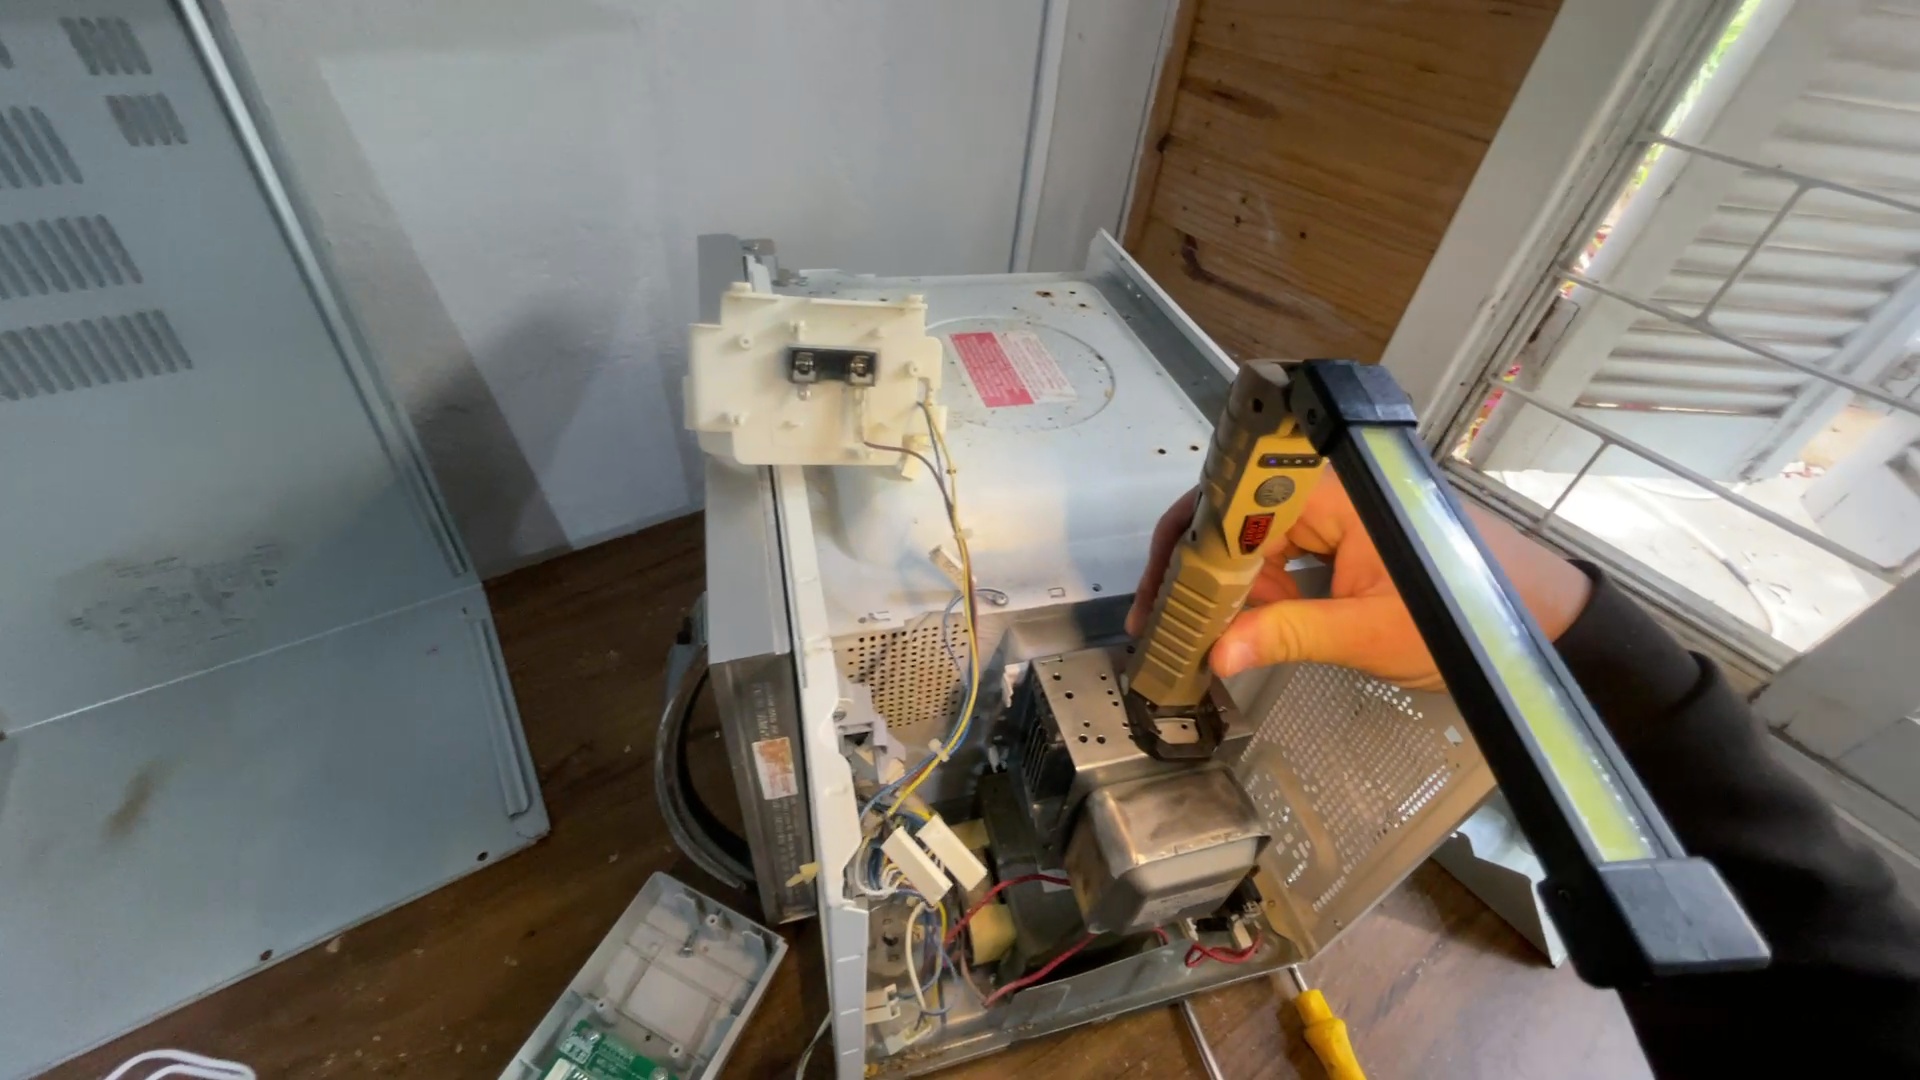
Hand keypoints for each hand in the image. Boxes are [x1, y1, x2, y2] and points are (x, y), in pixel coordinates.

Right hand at [1124, 472, 1591, 690]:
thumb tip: (1217, 655)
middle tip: (1162, 626)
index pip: (1233, 509)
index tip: (1158, 601)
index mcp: (1330, 494)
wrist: (1544, 620)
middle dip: (1192, 577)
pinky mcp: (1334, 538)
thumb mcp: (1371, 631)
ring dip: (1221, 591)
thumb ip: (1289, 636)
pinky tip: (1243, 629)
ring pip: (1247, 544)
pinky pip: (1275, 559)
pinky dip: (1254, 595)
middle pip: (1229, 523)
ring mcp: (1326, 515)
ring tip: (1201, 639)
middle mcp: (1320, 492)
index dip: (1185, 553)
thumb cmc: (1471, 615)